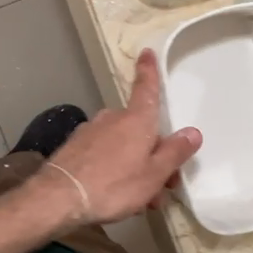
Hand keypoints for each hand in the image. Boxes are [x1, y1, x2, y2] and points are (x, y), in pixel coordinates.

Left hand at [41, 49, 201, 225]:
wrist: (60, 197)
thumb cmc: (114, 185)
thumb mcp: (153, 174)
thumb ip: (174, 152)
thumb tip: (193, 132)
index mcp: (136, 120)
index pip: (146, 89)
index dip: (149, 71)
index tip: (147, 52)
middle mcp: (112, 118)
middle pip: (139, 128)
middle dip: (153, 153)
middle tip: (162, 185)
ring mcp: (90, 131)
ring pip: (122, 144)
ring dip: (134, 166)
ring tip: (139, 200)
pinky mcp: (74, 147)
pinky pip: (103, 154)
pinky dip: (113, 169)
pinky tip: (114, 194)